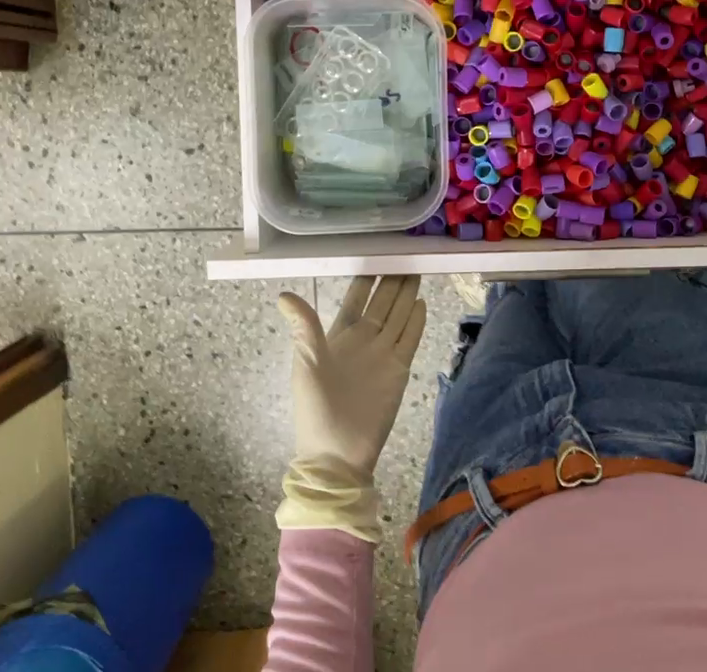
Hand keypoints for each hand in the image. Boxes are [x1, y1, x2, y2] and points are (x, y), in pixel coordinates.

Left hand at [274, 276, 426, 541]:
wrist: (337, 454)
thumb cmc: (315, 409)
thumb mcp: (306, 363)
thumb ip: (303, 327)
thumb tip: (284, 294)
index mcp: (337, 336)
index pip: (355, 298)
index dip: (365, 278)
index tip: (375, 253)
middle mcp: (363, 340)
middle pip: (382, 303)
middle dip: (392, 279)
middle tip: (405, 253)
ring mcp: (383, 354)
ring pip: (398, 316)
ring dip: (406, 294)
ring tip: (416, 268)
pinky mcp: (399, 370)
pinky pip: (410, 339)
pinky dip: (416, 321)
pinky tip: (422, 302)